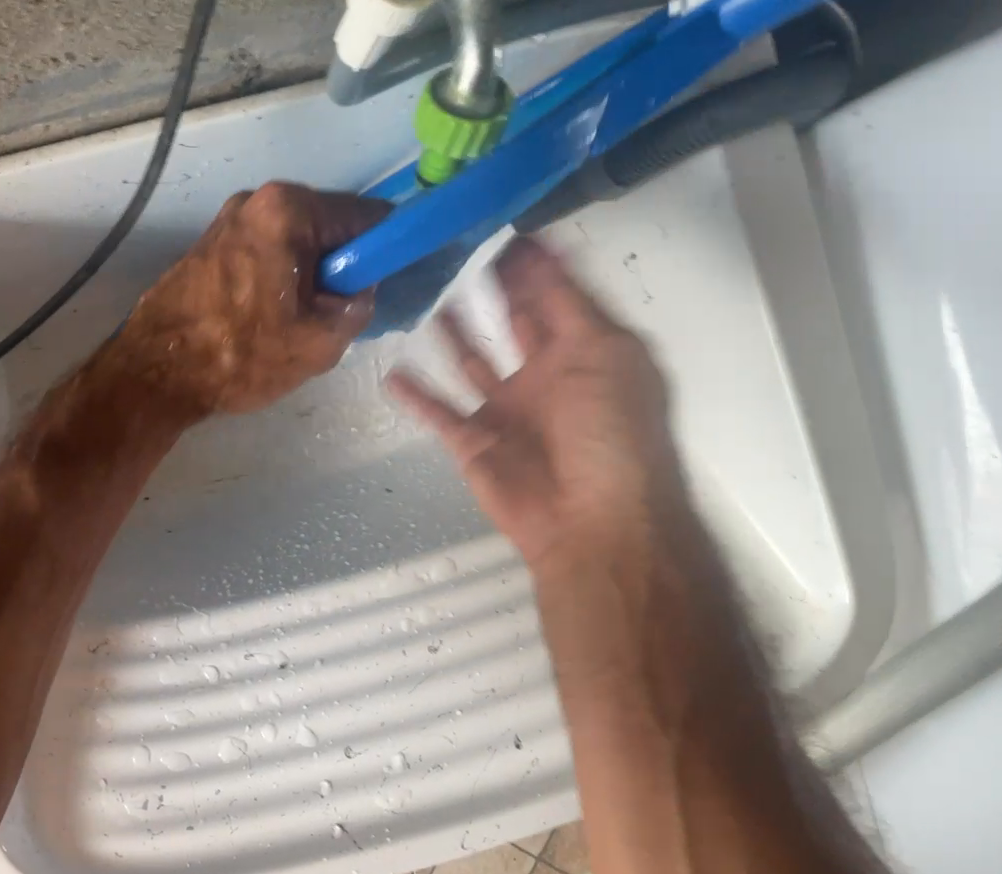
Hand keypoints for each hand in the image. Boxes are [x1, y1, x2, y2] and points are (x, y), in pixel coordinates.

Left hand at [124, 182, 390, 415]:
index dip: (387, 251)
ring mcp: (224, 225)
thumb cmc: (238, 356)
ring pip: (292, 248)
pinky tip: (264, 325)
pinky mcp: (206, 250)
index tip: (388, 284)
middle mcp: (254, 202)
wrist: (153, 376)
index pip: (367, 216)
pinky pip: (262, 259)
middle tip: (330, 320)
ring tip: (292, 329)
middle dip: (339, 270)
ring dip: (305, 282)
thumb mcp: (319, 342)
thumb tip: (357, 291)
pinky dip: (275, 284)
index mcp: (288, 209)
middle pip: (326, 230)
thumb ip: (357, 307)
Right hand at [386, 237, 683, 569]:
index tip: (499, 228)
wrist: (587, 517)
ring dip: (449, 333)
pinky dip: (415, 394)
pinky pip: (437, 410)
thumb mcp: (602, 353)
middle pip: (509, 323)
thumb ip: (566, 304)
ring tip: (422, 299)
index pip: (553, 296)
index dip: (530, 264)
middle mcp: (543, 376)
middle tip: (454, 252)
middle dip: (488, 290)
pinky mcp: (471, 440)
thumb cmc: (608, 431)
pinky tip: (393, 371)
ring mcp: (504, 409)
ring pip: (469, 361)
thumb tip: (547, 248)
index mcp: (582, 352)